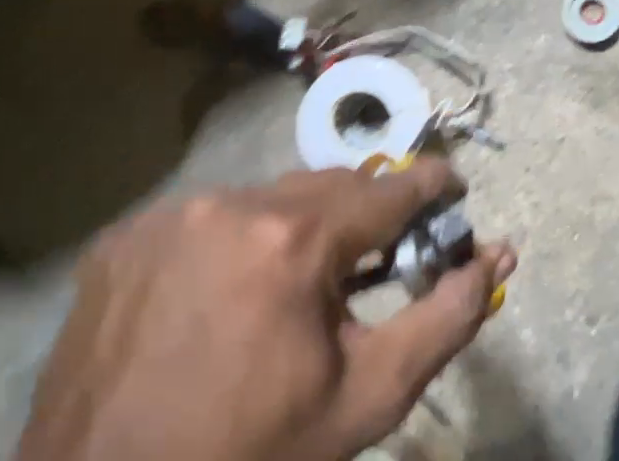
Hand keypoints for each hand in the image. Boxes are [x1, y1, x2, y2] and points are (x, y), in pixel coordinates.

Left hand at [16, 159, 515, 460]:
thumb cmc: (253, 452)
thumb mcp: (368, 396)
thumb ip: (445, 318)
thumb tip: (498, 256)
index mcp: (293, 240)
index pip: (387, 189)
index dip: (429, 184)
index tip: (453, 186)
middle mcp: (228, 204)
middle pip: (327, 186)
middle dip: (366, 210)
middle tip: (383, 251)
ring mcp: (166, 217)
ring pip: (264, 197)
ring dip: (298, 226)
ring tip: (300, 283)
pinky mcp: (121, 240)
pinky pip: (204, 218)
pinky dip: (235, 241)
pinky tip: (229, 294)